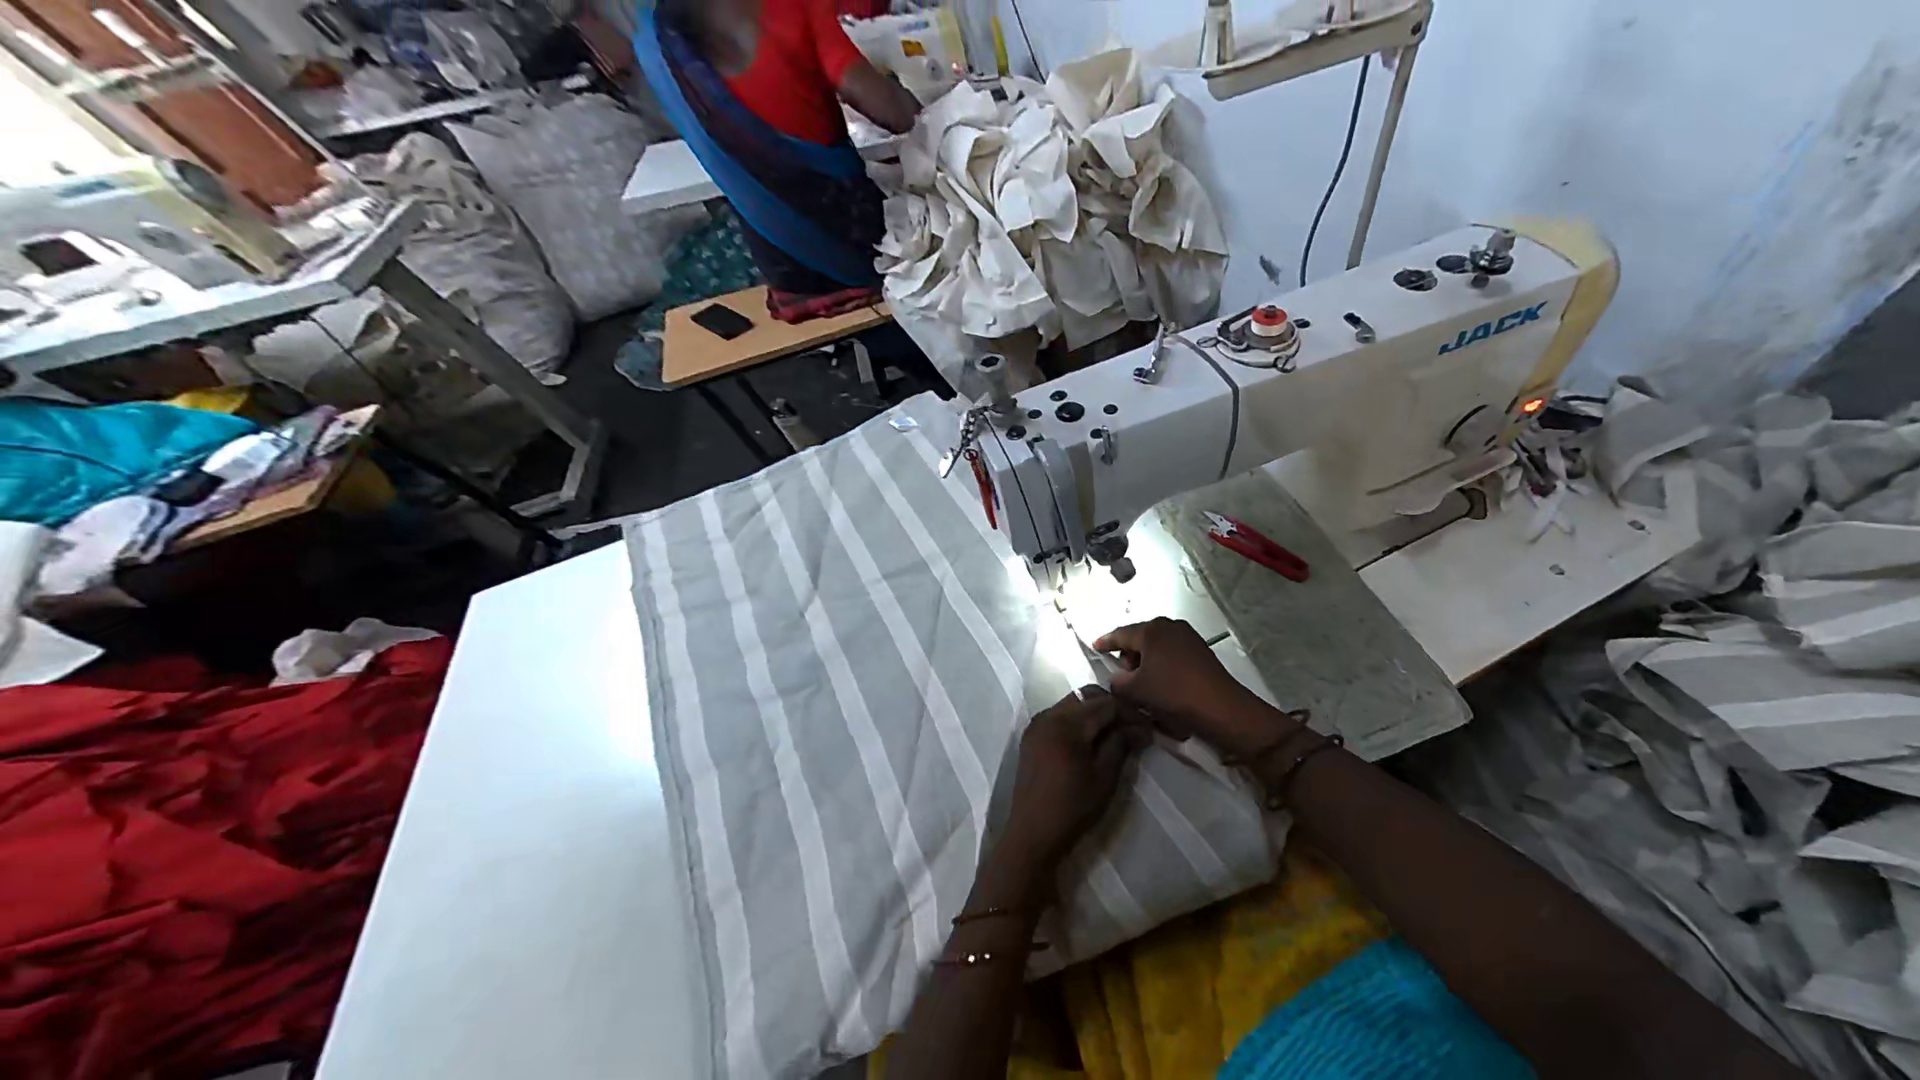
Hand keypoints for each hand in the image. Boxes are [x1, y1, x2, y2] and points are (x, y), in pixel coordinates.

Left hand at [997, 688, 1151, 884]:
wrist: (1033, 832)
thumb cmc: (1073, 807)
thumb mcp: (1104, 777)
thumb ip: (1121, 744)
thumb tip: (1141, 727)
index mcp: (1066, 723)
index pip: (1106, 704)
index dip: (1131, 713)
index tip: (1150, 728)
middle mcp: (1049, 715)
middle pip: (1086, 696)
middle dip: (1112, 706)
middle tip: (1133, 727)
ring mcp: (1037, 724)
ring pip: (1072, 703)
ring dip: (1094, 711)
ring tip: (1115, 733)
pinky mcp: (1032, 736)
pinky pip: (1059, 715)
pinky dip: (1078, 719)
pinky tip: (1091, 739)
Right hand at [1092, 618, 1294, 756]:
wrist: (1221, 709)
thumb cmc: (1173, 693)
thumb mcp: (1135, 690)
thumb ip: (1117, 682)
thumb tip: (1118, 678)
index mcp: (1152, 630)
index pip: (1120, 634)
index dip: (1105, 642)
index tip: (1095, 647)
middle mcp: (1170, 626)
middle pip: (1139, 639)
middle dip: (1128, 656)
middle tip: (1123, 677)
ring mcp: (1189, 637)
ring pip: (1157, 647)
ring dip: (1145, 662)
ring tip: (1143, 685)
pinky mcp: (1201, 651)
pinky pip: (1172, 654)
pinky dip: (1162, 665)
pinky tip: (1161, 684)